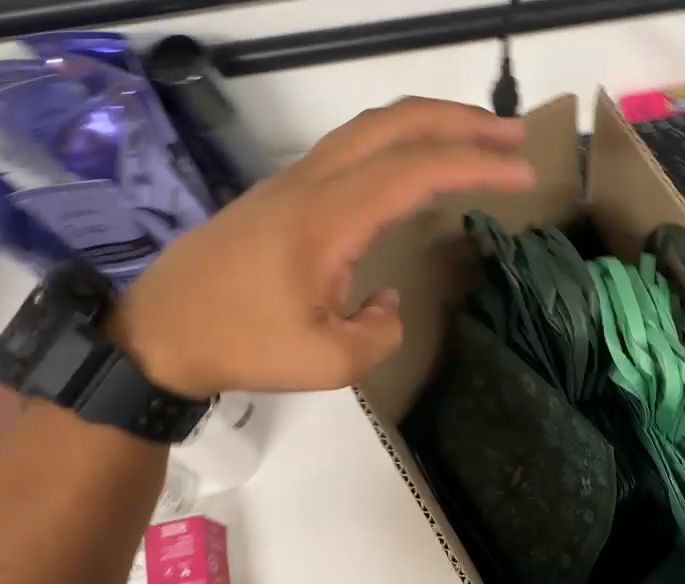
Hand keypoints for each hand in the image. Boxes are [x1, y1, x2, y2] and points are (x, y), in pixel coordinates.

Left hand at [113, 98, 537, 397]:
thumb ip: (380, 331)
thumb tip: (388, 300)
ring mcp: (293, 182)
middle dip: (461, 122)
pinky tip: (414, 168)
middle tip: (514, 136)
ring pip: (369, 128)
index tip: (524, 172)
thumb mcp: (328, 360)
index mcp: (327, 216)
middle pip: (394, 123)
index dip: (476, 165)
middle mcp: (312, 182)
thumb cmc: (243, 345)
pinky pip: (351, 149)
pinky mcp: (283, 195)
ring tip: (476, 142)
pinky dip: (397, 144)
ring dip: (428, 126)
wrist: (160, 330)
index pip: (416, 170)